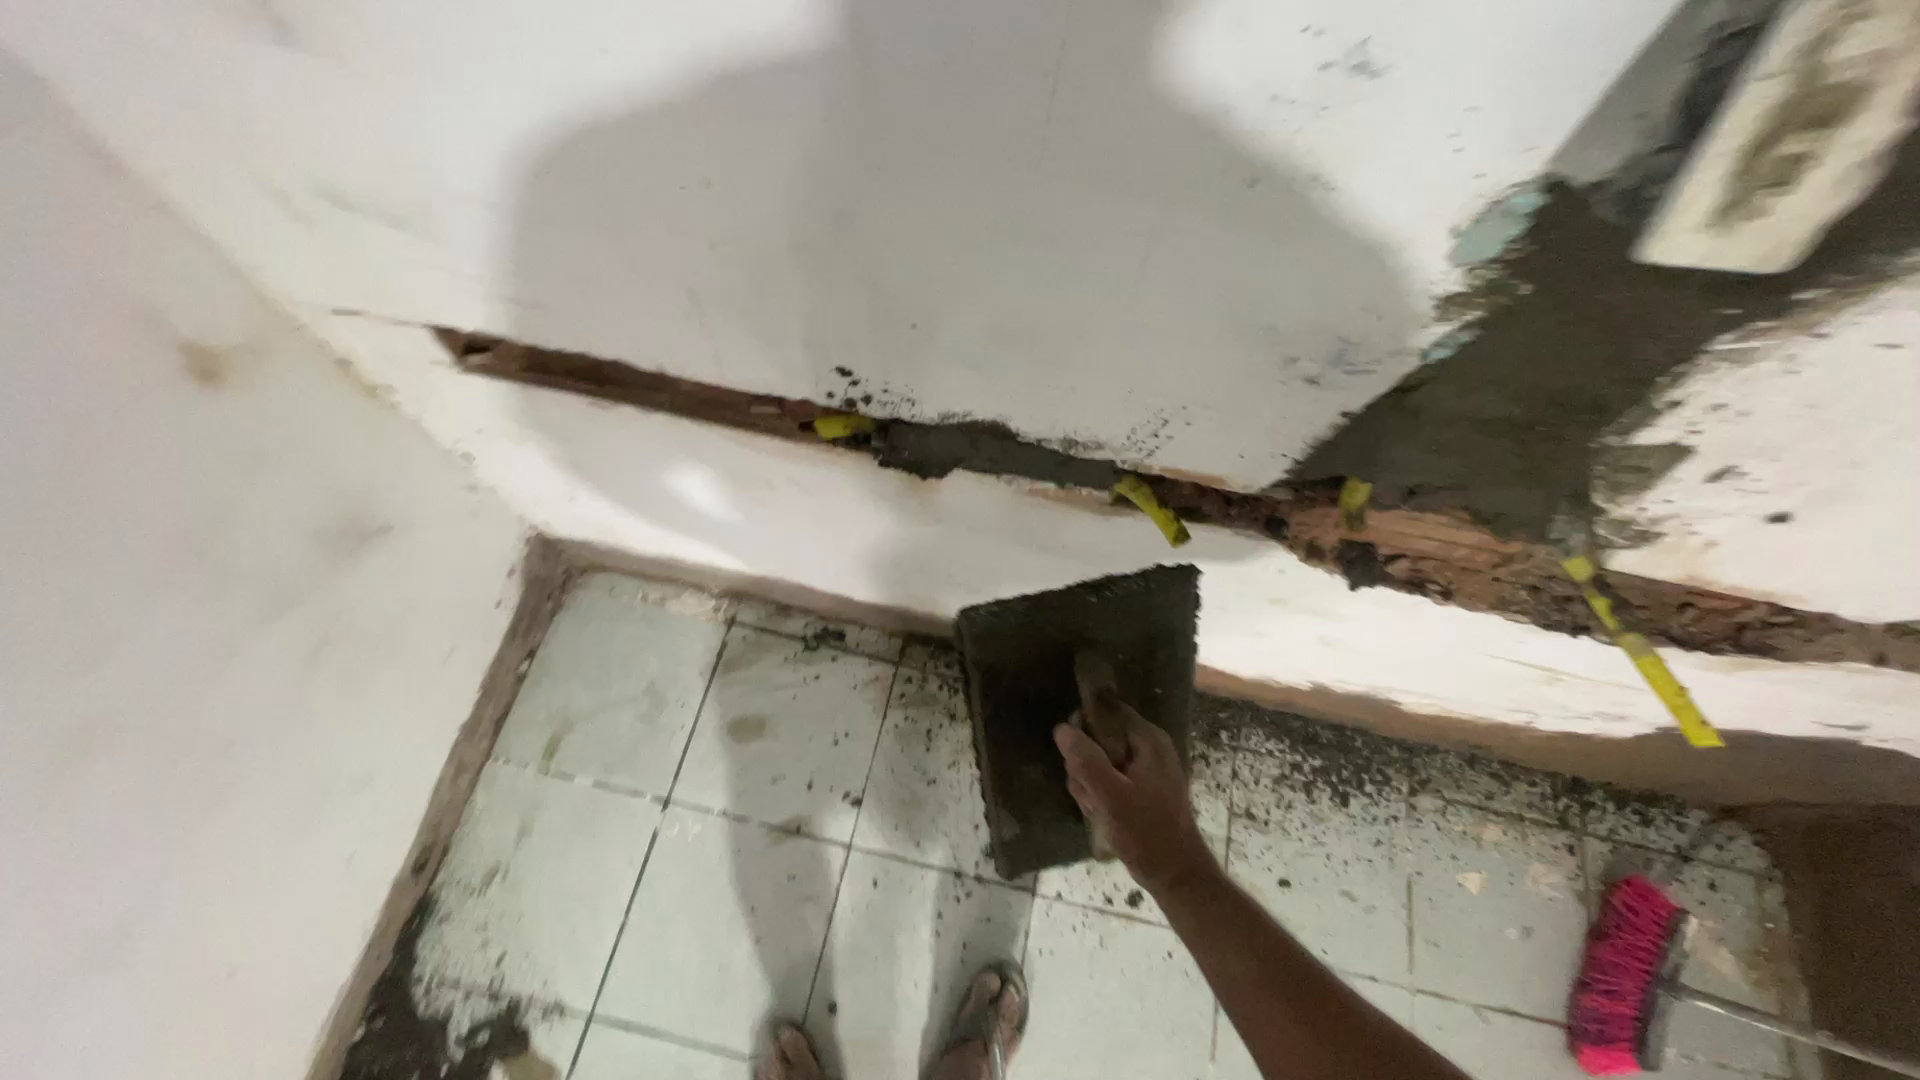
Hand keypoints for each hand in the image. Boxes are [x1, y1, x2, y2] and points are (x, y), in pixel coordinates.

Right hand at [1054, 721, 1213, 894]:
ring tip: (1099, 809)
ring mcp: (1141, 768)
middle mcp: (1146, 747)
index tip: (1077, 757)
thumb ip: (1086, 761)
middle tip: (1091, 792)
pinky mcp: (1136, 787)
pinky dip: (1098, 796)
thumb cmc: (1147, 832)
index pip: (1106, 711)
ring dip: (1089, 786)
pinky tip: (1101, 815)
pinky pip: (1105, 780)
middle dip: (1085, 766)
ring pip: (1096, 762)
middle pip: (1097, 738)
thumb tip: (1062, 729)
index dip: (1085, 728)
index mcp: (1148, 740)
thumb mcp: (1111, 796)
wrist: (1174, 873)